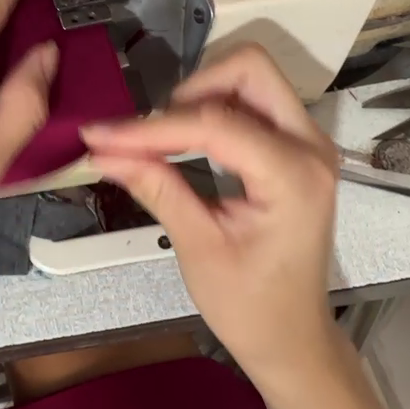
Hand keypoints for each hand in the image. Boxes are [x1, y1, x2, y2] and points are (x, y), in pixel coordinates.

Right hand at [80, 45, 340, 387]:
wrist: (292, 338)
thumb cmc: (249, 305)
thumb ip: (155, 187)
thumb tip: (102, 151)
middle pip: (249, 70)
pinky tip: (183, 141)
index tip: (99, 135)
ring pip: (250, 79)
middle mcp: (310, 145)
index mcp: (292, 176)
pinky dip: (212, 109)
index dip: (150, 126)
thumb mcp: (197, 247)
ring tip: (161, 137)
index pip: (213, 123)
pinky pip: (252, 102)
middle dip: (190, 89)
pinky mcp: (294, 148)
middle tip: (151, 130)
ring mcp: (307, 142)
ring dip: (200, 96)